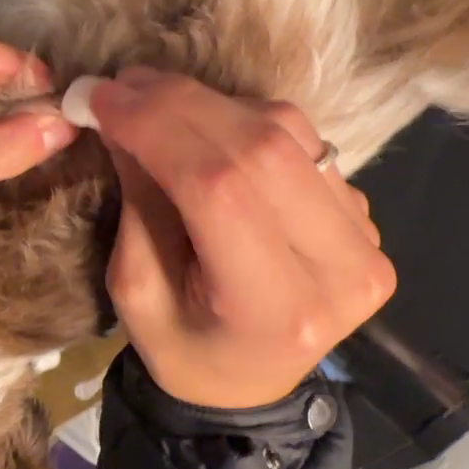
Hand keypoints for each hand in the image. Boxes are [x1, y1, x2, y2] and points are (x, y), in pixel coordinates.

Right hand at [88, 68, 395, 408]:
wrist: (248, 383)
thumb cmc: (179, 348)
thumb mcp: (134, 290)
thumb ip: (140, 205)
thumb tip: (122, 122)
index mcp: (274, 306)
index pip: (220, 189)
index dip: (158, 129)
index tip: (102, 100)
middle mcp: (339, 267)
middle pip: (263, 149)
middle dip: (180, 104)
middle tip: (121, 85)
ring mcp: (365, 237)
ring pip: (290, 133)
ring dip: (210, 102)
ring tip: (151, 96)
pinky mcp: (365, 215)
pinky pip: (303, 142)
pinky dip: (241, 120)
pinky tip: (199, 124)